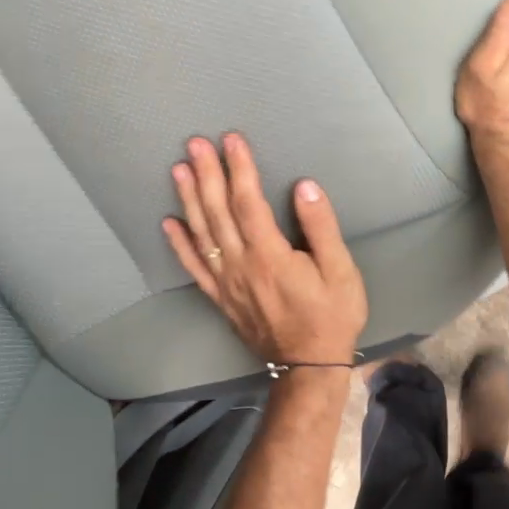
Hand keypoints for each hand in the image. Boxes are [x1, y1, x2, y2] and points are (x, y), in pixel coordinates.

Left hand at [161, 133, 367, 365]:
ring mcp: (226, 283)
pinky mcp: (221, 298)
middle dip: (207, 174)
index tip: (232, 140)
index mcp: (269, 255)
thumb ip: (321, 227)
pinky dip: (179, 243)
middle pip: (218, 212)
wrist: (309, 368)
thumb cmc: (331, 315)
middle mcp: (240, 265)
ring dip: (190, 199)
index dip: (239, 168)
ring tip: (179, 169)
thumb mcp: (340, 270)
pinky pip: (194, 266)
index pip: (248, 202)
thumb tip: (303, 186)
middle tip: (194, 143)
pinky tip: (169, 223)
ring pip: (202, 233)